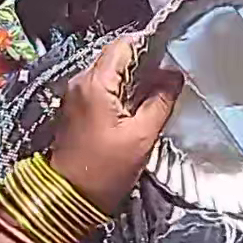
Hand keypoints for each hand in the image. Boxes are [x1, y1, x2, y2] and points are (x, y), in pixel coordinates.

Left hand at [46, 36, 181, 214]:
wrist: (68, 197)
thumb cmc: (105, 169)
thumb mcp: (141, 136)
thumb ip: (160, 101)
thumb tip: (174, 76)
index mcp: (95, 83)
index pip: (122, 45)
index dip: (147, 44)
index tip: (169, 53)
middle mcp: (80, 81)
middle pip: (114, 56)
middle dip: (142, 61)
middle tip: (167, 74)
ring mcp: (74, 94)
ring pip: (108, 71)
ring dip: (131, 77)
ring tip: (157, 88)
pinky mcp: (75, 107)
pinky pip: (100, 87)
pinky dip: (119, 89)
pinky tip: (137, 102)